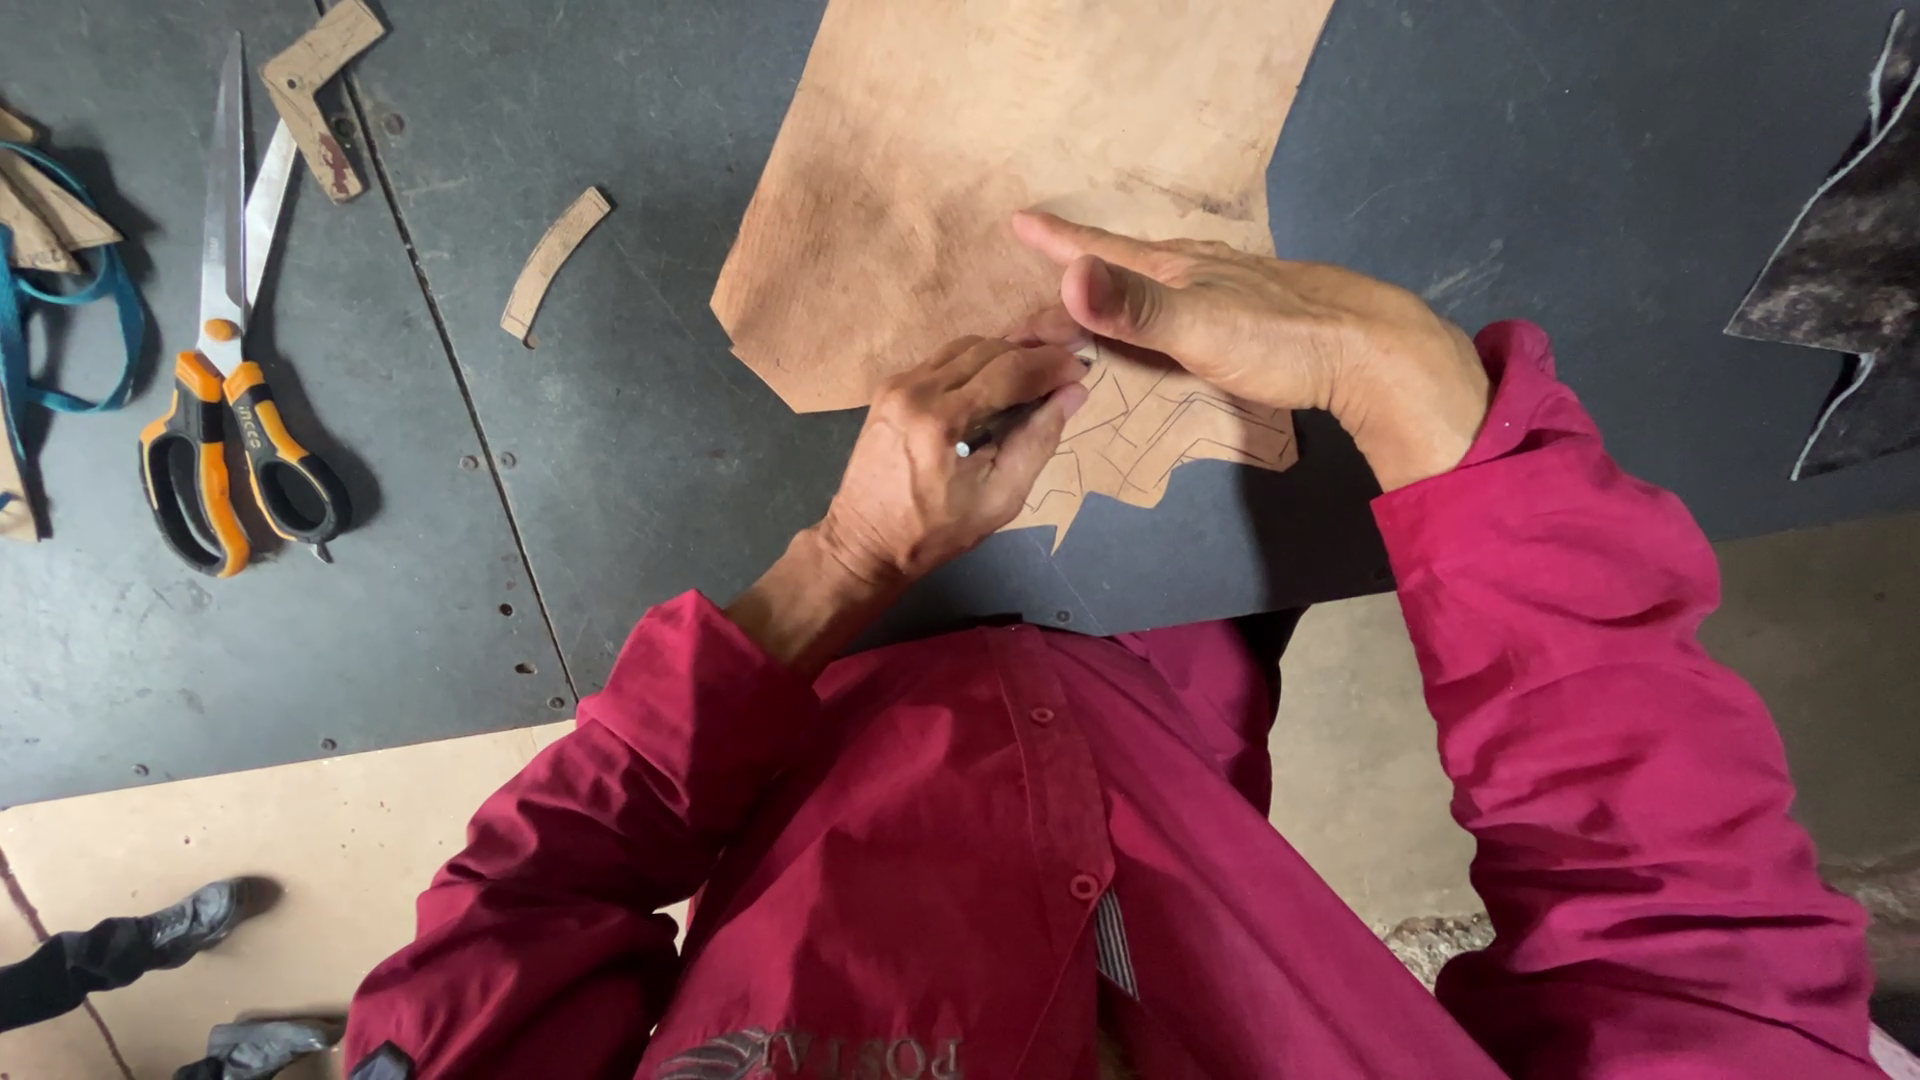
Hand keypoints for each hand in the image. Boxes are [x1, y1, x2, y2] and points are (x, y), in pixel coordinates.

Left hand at [817, 335, 1090, 586]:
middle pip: (988, 349)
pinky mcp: (890, 389)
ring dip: (1004, 356)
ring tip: (1034, 379)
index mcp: (940, 419)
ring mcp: (897, 385)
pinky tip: (993, 387)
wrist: (865, 542)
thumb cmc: (934, 533)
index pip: (1009, 370)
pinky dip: (975, 365)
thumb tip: (1073, 394)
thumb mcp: (999, 500)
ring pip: (965, 348)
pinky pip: (943, 361)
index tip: (1081, 371)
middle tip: (1064, 374)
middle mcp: (915, 389)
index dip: (1051, 365)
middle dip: (1033, 356)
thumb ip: (1038, 442)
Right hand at [1009, 211, 1491, 490]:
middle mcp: (1194, 271)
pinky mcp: (1243, 313)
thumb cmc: (1277, 339)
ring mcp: (1222, 289)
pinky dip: (1151, 305)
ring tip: (1090, 287)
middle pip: (1122, 263)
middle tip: (1041, 270)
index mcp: (1174, 270)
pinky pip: (1177, 302)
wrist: (1365, 350)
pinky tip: (1162, 313)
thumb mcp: (1197, 325)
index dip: (1059, 241)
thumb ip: (1134, 308)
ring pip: (1153, 279)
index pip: (1102, 251)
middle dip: (1077, 265)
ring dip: (1115, 283)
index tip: (1019, 220)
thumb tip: (1070, 279)